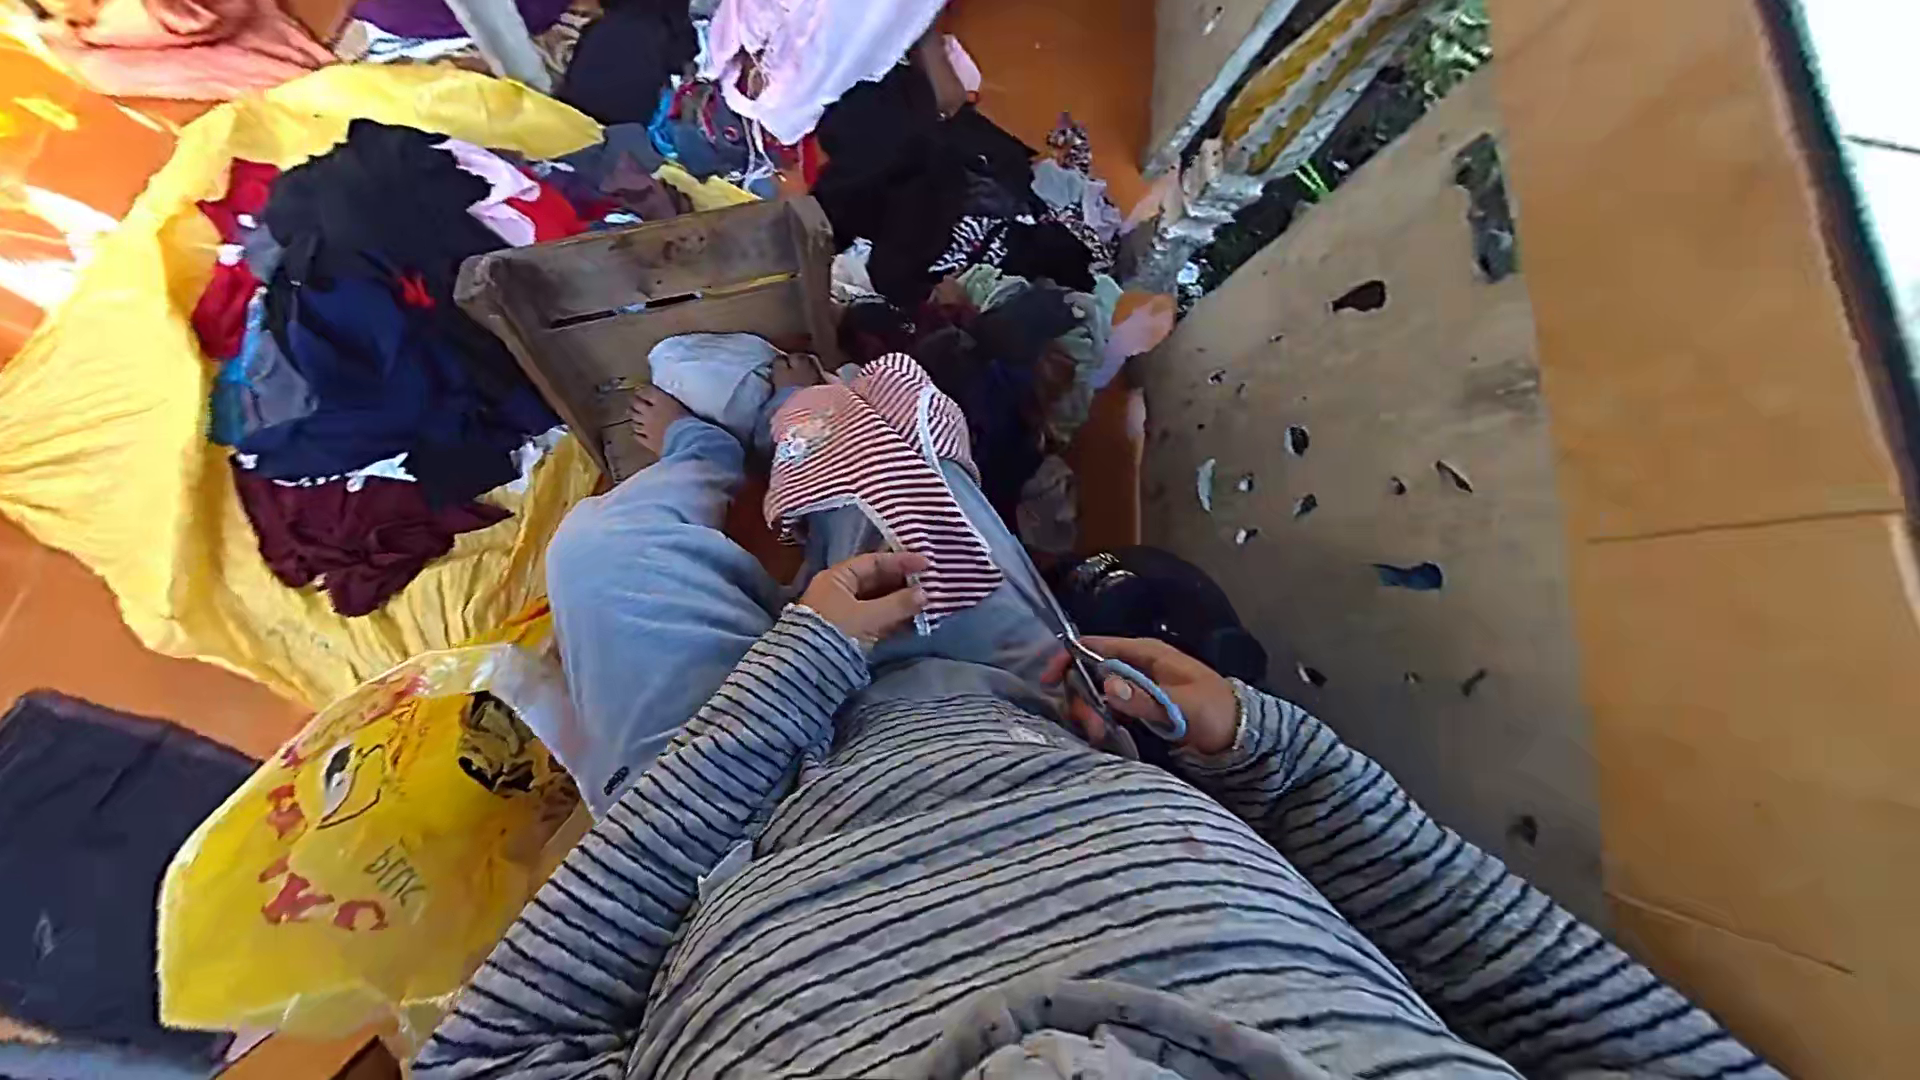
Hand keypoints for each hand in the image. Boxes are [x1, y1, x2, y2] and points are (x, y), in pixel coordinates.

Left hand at [799, 552, 929, 646]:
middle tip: (929, 584)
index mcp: (838, 578)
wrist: (806, 669)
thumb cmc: (836, 632)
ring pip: (878, 601)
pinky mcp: (849, 631)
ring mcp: (843, 612)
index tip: (926, 563)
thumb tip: (925, 594)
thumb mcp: (868, 616)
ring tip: (925, 602)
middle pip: (876, 581)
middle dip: (903, 583)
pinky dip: (893, 617)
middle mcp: (839, 590)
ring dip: (900, 602)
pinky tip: (912, 620)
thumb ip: (898, 604)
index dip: (901, 561)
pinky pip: (875, 618)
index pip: (874, 561)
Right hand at [1043, 636, 1240, 754]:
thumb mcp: (1182, 706)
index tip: (1050, 680)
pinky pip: (1107, 706)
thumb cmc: (1216, 713)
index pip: (1095, 645)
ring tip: (1099, 736)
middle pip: (1089, 671)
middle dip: (1079, 695)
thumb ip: (1144, 698)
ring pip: (1095, 691)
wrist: (1244, 736)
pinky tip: (1103, 736)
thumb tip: (1107, 685)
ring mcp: (1136, 685)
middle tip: (1088, 726)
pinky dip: (1099, 719)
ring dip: (1089, 711)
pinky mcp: (1139, 705)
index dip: (1068, 657)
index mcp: (1145, 653)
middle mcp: (1136, 664)